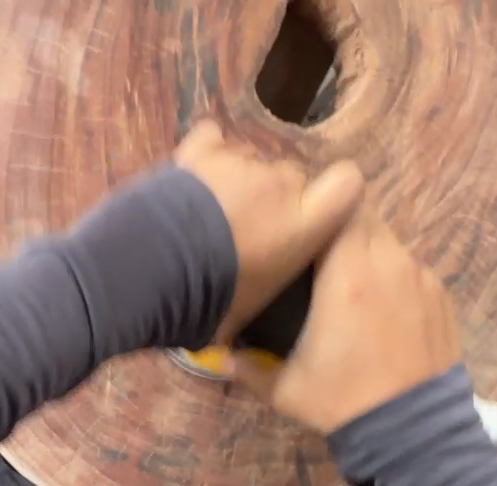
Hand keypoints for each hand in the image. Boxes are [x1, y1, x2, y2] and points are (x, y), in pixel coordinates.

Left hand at [173, 121, 364, 343]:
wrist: (147, 272)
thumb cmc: (204, 304)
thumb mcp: (242, 317)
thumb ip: (262, 299)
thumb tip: (242, 335)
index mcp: (302, 225)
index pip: (349, 185)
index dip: (335, 197)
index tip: (314, 217)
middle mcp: (281, 185)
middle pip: (294, 179)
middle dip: (276, 200)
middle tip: (245, 232)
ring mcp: (242, 163)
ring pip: (256, 161)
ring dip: (240, 183)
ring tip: (209, 215)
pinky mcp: (202, 151)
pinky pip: (216, 139)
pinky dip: (209, 155)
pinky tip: (195, 179)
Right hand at [231, 209, 462, 432]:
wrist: (412, 430)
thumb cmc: (342, 401)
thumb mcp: (284, 389)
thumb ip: (246, 366)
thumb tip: (216, 356)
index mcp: (348, 274)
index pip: (337, 209)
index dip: (318, 214)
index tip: (300, 235)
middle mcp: (390, 262)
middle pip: (366, 217)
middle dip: (341, 230)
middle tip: (318, 261)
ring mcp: (422, 277)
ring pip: (390, 243)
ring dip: (369, 255)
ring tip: (350, 290)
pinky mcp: (442, 296)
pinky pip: (412, 271)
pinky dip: (394, 280)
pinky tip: (382, 315)